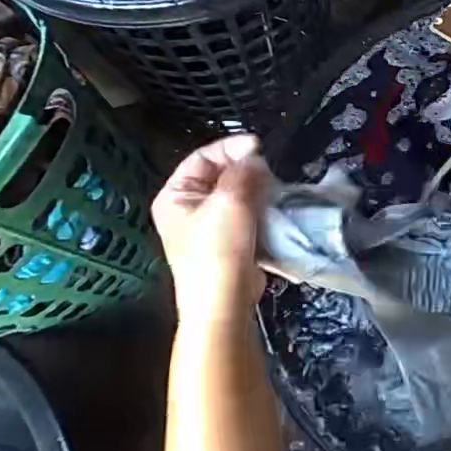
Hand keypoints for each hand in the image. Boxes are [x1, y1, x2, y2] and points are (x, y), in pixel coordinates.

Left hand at [152, 135, 269, 325]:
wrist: (225, 303)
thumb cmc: (218, 251)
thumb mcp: (231, 201)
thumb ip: (244, 171)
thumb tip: (255, 158)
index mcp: (175, 195)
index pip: (203, 156)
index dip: (231, 147)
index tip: (259, 147)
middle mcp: (188, 208)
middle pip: (222, 174)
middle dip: (248, 170)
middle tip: (270, 171)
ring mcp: (209, 226)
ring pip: (238, 194)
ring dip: (258, 190)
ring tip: (275, 190)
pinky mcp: (230, 241)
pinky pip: (248, 213)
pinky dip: (262, 208)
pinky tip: (275, 209)